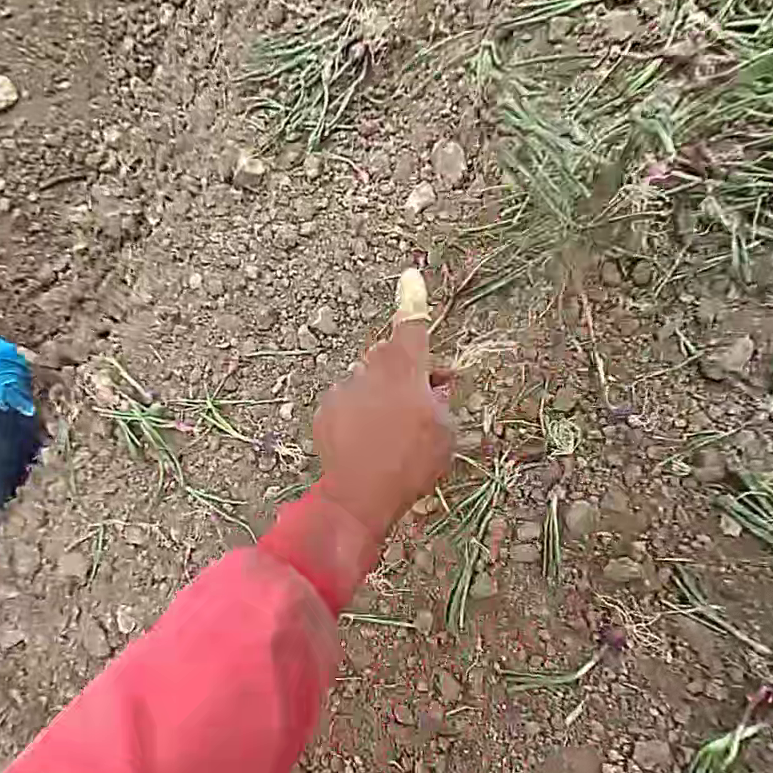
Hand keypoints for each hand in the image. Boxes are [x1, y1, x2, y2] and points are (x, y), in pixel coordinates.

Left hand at [312, 320, 452, 539]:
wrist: (360, 495)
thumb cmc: (413, 461)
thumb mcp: (446, 431)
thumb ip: (440, 400)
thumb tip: (434, 387)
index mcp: (406, 370)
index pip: (412, 328)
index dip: (414, 302)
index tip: (411, 277)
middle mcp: (371, 370)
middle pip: (389, 355)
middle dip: (405, 370)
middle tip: (422, 400)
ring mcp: (345, 389)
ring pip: (368, 380)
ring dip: (381, 393)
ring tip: (391, 430)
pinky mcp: (326, 410)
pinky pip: (349, 400)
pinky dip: (359, 412)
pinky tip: (367, 440)